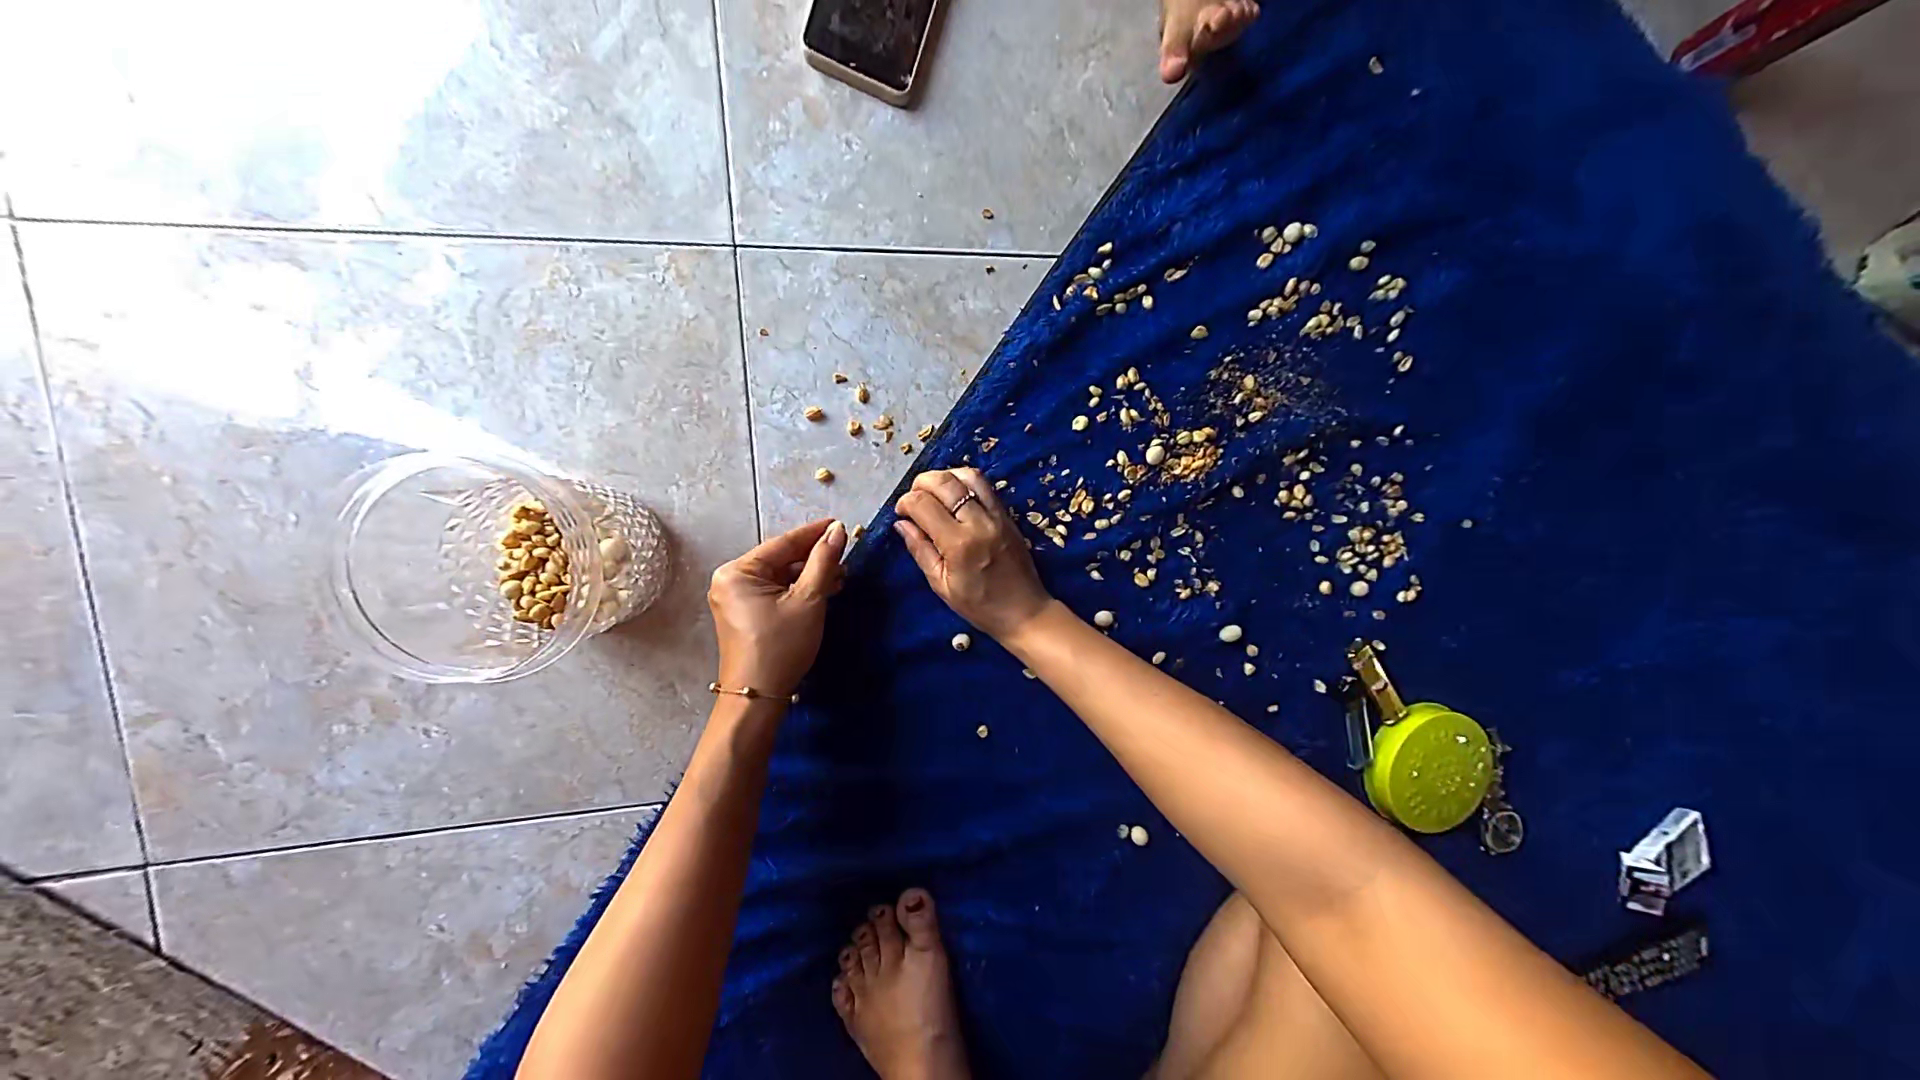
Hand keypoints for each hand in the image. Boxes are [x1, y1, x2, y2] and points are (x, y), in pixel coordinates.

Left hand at [709, 519, 847, 696]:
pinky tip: (824, 590)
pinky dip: (799, 590)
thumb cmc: (781, 646)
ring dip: (810, 575)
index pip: (783, 543)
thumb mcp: (808, 600)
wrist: (758, 697)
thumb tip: (838, 531)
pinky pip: (775, 591)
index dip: (814, 533)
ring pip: (780, 576)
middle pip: (781, 559)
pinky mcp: (745, 614)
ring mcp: (736, 598)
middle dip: (815, 557)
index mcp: (738, 572)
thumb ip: (824, 562)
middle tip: (845, 553)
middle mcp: (731, 580)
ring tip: (841, 575)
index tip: (840, 524)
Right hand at [893, 468, 1053, 639]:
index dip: (905, 502)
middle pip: (944, 482)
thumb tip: (901, 524)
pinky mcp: (1007, 515)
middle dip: (921, 483)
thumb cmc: (980, 606)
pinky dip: (965, 482)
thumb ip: (920, 550)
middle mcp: (978, 522)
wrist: (1025, 611)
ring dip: (945, 477)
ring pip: (967, 475)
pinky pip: (985, 486)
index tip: (901, 513)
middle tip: (913, 499)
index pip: (923, 504)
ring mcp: (996, 515)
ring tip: (933, 492)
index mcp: (959, 544)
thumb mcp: (941, 585)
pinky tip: (955, 495)